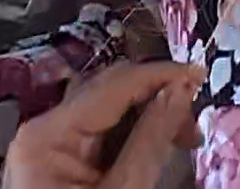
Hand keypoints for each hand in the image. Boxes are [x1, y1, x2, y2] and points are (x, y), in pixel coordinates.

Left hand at [5, 61, 203, 188]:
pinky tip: (157, 143)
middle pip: (107, 94)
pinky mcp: (58, 166)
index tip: (197, 72)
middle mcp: (42, 129)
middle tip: (195, 116)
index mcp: (46, 134)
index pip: (111, 85)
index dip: (156, 74)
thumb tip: (179, 90)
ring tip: (184, 134)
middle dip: (154, 97)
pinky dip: (130, 137)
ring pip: (106, 113)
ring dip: (146, 116)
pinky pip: (99, 137)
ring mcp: (47, 148)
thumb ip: (150, 140)